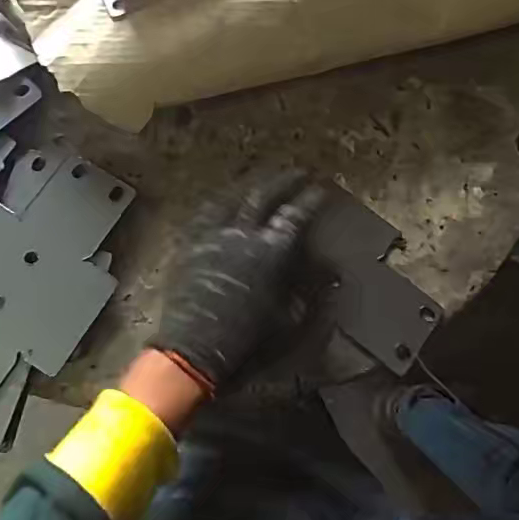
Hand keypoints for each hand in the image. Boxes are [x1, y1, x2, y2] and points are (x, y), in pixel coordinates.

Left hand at [146, 171, 327, 393]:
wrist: (194, 347)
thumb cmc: (247, 340)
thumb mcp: (290, 320)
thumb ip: (310, 292)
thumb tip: (329, 275)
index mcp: (271, 251)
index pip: (296, 215)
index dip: (311, 199)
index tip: (321, 188)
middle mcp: (241, 235)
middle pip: (263, 196)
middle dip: (283, 180)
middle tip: (297, 172)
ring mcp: (211, 236)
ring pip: (231, 199)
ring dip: (248, 187)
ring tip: (259, 181)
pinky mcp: (189, 245)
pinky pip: (204, 215)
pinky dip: (218, 205)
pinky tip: (221, 204)